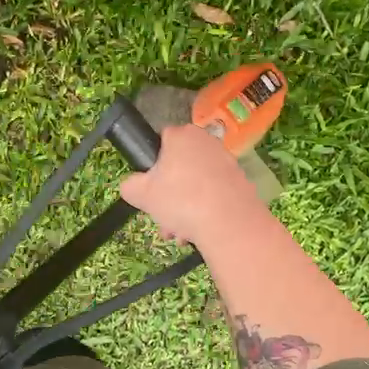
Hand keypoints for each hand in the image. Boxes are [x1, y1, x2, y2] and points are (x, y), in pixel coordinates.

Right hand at [119, 125, 270, 248]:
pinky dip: (204, 210)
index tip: (150, 188)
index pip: (161, 140)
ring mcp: (226, 160)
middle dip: (168, 195)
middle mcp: (205, 140)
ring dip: (184, 208)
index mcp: (181, 135)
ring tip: (179, 233)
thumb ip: (129, 185)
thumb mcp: (140, 195)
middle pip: (179, 166)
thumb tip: (132, 185)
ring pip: (195, 184)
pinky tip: (197, 231)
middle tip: (163, 218)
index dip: (152, 164)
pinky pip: (213, 193)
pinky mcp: (239, 180)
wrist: (227, 222)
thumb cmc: (179, 200)